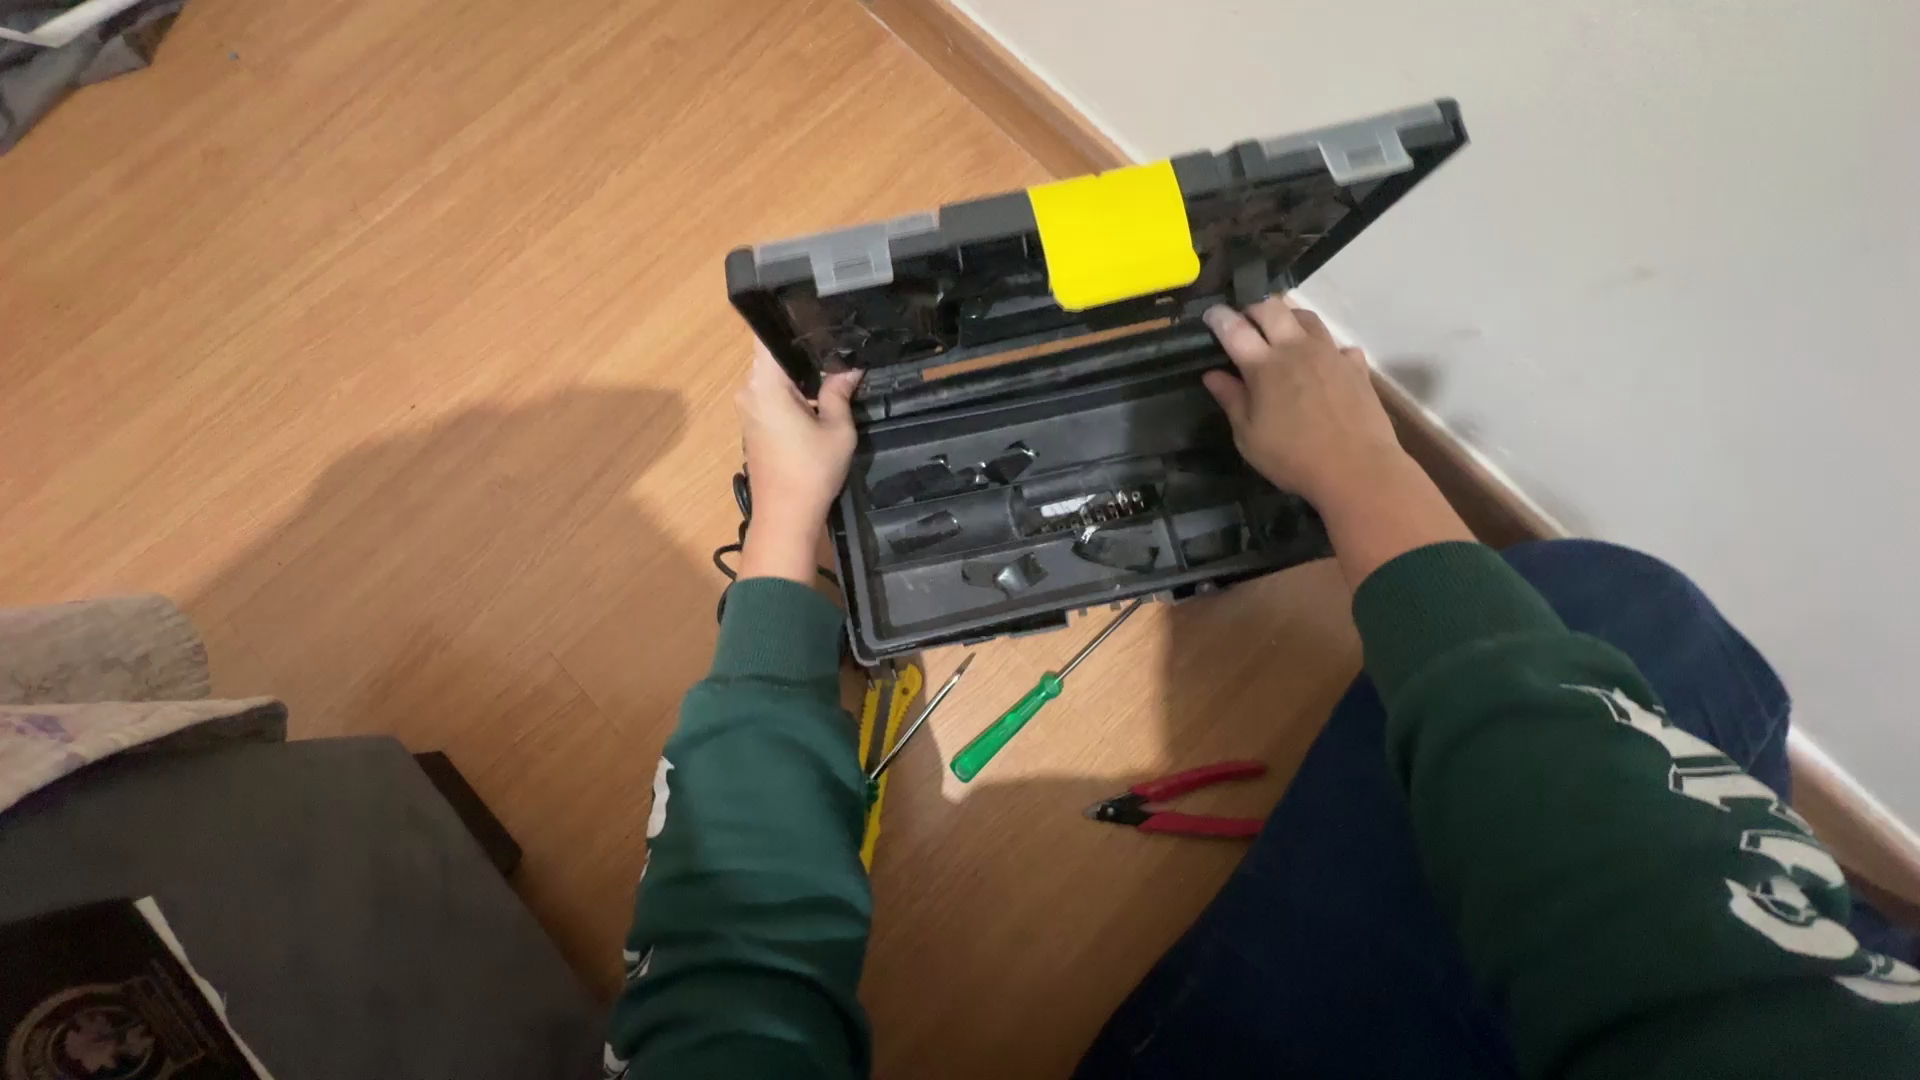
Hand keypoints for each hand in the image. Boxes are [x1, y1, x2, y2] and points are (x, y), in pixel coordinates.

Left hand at [736, 344, 861, 583]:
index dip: (794, 325)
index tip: (820, 320)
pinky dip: (793, 394)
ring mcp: (748, 409)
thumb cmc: (812, 470)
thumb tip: (850, 368)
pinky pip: (772, 396)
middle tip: (838, 347)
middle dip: (804, 354)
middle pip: (773, 357)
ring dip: (800, 377)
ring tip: (834, 372)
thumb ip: (840, 392)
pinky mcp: (754, 425)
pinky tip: (818, 398)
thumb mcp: (837, 428)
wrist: (786, 516)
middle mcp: (749, 391)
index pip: (770, 337)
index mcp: (765, 384)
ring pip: (774, 378)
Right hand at [1200, 297, 1404, 508]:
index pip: (1235, 329)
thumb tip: (1212, 375)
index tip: (1210, 314)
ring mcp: (1329, 353)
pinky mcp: (1354, 365)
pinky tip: (1319, 363)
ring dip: (1288, 318)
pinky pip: (1336, 344)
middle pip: (1272, 308)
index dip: (1219, 318)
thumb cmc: (1291, 457)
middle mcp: (1296, 349)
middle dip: (1253, 307)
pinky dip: (1322, 347)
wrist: (1356, 467)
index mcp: (1263, 366)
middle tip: (1244, 321)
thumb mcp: (1248, 436)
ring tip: (1280, 333)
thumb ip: (1231, 399)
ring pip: (1306, 317)